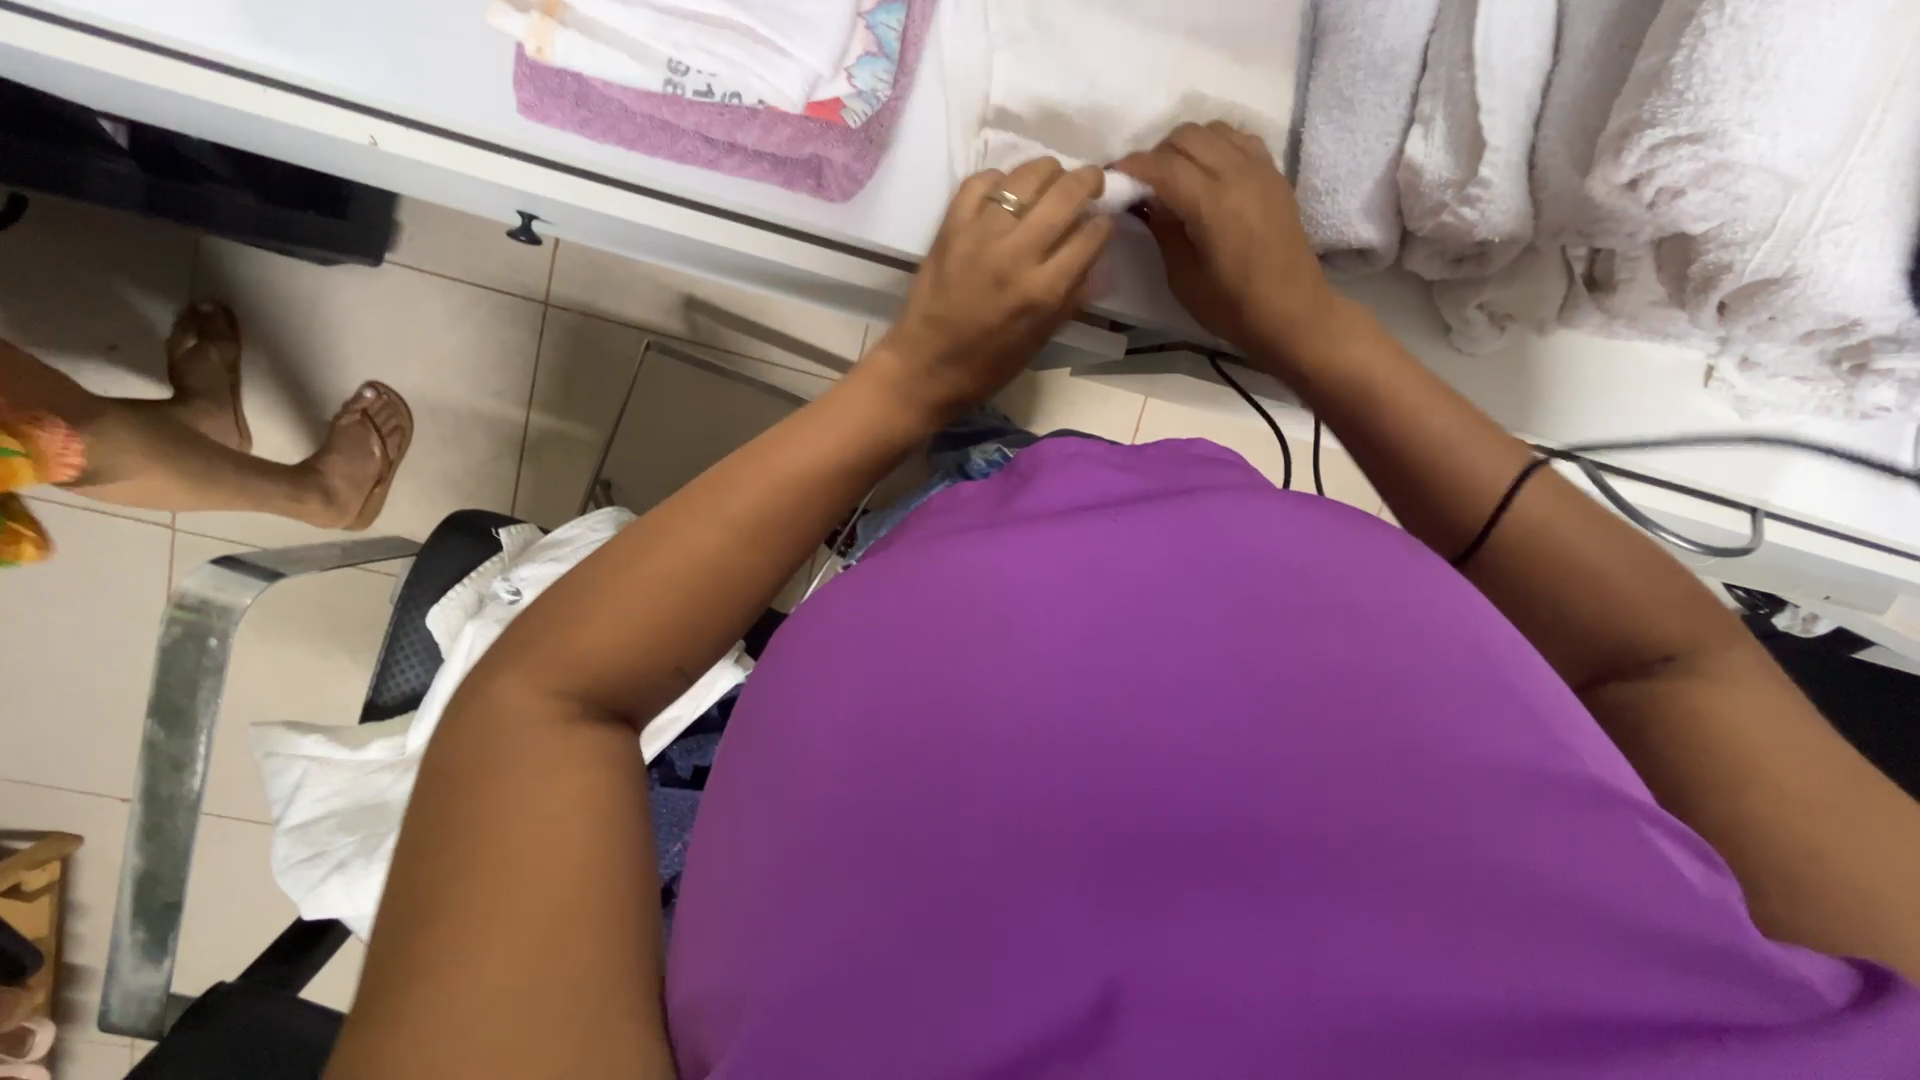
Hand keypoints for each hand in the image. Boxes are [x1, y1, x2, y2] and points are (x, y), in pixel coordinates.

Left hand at [865, 159, 1113, 422]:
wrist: (926, 365)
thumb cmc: (989, 363)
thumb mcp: (1042, 338)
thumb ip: (1074, 295)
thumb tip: (1099, 257)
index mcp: (1044, 290)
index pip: (1092, 234)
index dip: (1105, 222)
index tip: (1103, 221)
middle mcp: (1016, 254)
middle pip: (1066, 192)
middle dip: (1089, 181)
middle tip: (1091, 183)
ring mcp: (981, 234)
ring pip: (1027, 175)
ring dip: (1049, 172)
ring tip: (1051, 181)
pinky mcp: (951, 226)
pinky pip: (981, 181)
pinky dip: (1000, 179)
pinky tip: (1006, 191)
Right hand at [1115, 123, 1342, 366]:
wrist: (1293, 313)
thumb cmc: (1232, 307)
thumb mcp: (1182, 277)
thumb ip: (1163, 229)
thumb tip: (1147, 201)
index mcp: (1212, 204)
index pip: (1162, 165)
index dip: (1131, 167)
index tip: (1112, 178)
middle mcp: (1238, 173)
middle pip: (1186, 136)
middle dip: (1157, 154)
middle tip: (1144, 184)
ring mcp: (1261, 169)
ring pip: (1212, 129)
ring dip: (1187, 146)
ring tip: (1176, 177)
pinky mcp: (1275, 173)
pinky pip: (1239, 139)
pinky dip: (1216, 146)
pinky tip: (1208, 174)